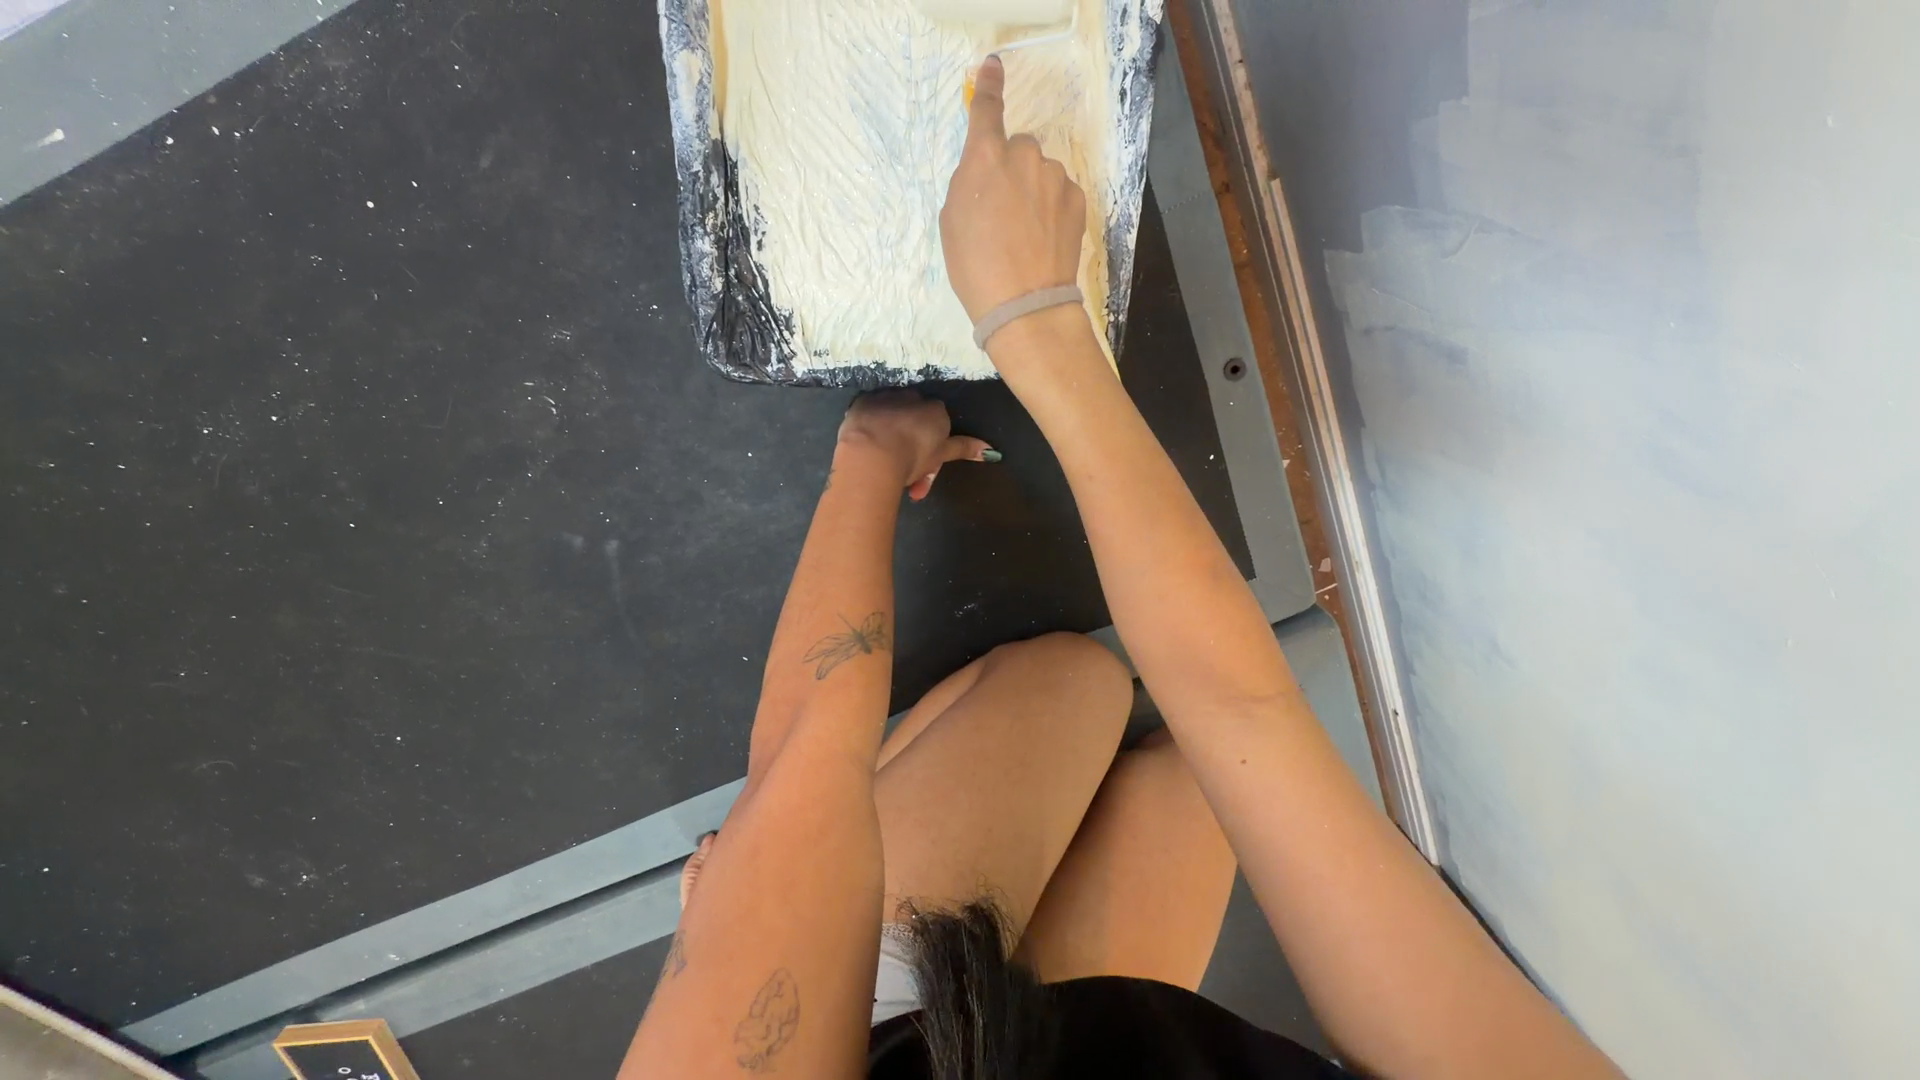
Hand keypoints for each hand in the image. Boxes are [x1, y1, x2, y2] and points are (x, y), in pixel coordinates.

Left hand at [837, 391, 995, 500]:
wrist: (872, 454)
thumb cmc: (912, 457)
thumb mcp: (941, 456)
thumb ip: (965, 449)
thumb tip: (993, 452)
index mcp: (935, 410)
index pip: (937, 425)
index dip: (931, 448)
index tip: (923, 469)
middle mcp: (913, 397)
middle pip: (914, 420)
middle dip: (910, 446)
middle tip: (904, 476)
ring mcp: (886, 397)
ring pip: (892, 418)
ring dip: (890, 439)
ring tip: (884, 467)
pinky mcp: (862, 401)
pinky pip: (869, 415)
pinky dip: (870, 430)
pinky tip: (868, 450)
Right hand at [940, 56, 1088, 322]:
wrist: (1024, 303)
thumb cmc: (975, 267)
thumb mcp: (953, 221)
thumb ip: (968, 183)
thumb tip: (985, 172)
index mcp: (984, 158)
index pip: (986, 110)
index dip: (988, 86)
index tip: (992, 67)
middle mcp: (1023, 156)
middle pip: (1018, 148)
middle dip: (1011, 169)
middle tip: (1002, 211)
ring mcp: (1054, 177)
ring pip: (1041, 172)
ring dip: (1034, 191)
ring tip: (1025, 233)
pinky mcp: (1076, 199)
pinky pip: (1060, 192)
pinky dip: (1052, 208)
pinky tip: (1044, 238)